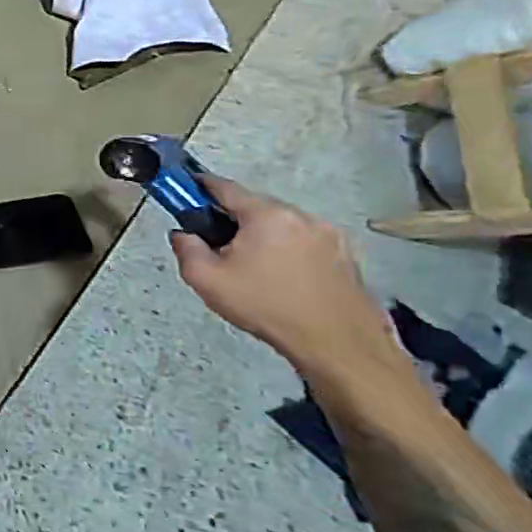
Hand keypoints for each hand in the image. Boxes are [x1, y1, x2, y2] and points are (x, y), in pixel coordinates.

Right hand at [169, 176, 402, 386]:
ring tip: (252, 268)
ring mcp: (331, 235)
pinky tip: (281, 278)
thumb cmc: (266, 306)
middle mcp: (302, 216)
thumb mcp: (205, 279)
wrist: (339, 345)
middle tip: (217, 246)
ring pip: (282, 225)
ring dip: (262, 236)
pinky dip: (287, 250)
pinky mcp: (347, 256)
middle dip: (232, 219)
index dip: (199, 186)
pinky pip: (305, 242)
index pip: (225, 187)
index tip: (184, 192)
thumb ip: (185, 248)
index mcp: (267, 215)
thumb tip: (183, 234)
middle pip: (256, 207)